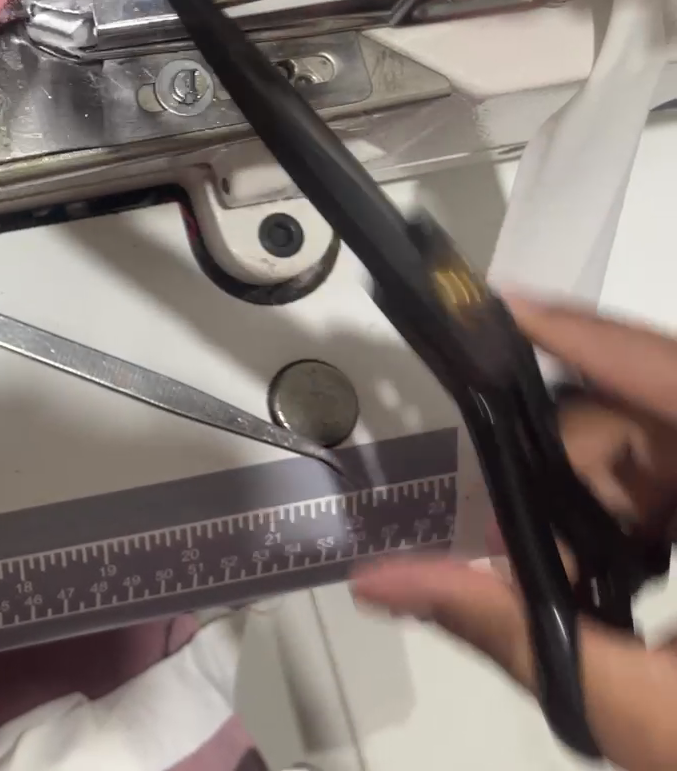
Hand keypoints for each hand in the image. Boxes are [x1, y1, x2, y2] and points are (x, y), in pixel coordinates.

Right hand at [352, 298, 676, 768]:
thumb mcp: (661, 720)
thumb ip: (517, 639)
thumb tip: (379, 580)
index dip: (588, 338)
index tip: (497, 306)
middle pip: (656, 424)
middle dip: (568, 467)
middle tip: (526, 546)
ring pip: (669, 453)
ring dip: (605, 497)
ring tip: (580, 575)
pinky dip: (646, 514)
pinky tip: (628, 569)